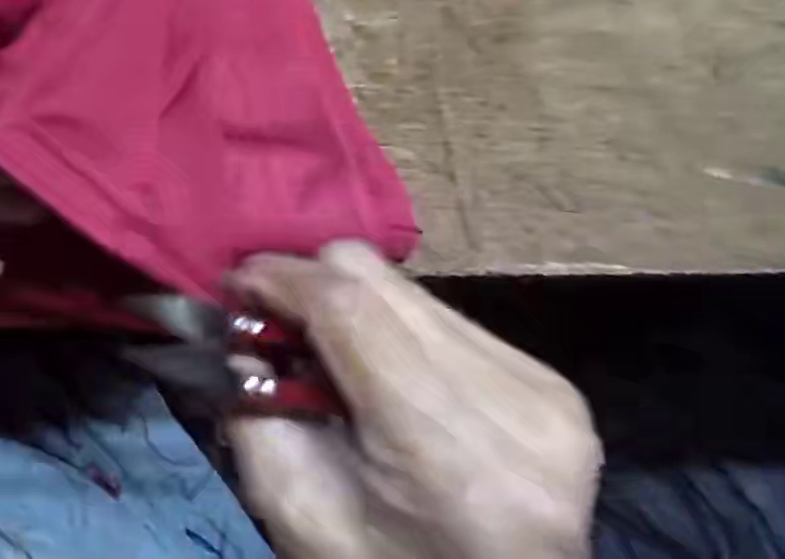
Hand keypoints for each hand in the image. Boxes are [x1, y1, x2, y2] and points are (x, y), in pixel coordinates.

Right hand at [226, 242, 601, 558]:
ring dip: (341, 298)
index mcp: (453, 459)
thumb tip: (241, 325)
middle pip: (373, 278)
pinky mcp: (549, 379)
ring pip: (399, 282)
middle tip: (269, 318)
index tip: (234, 286)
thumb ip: (252, 405)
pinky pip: (432, 307)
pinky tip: (377, 365)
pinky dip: (383, 319)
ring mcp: (542, 388)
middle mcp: (512, 407)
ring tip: (323, 348)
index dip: (279, 278)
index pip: (348, 310)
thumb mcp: (291, 506)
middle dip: (302, 281)